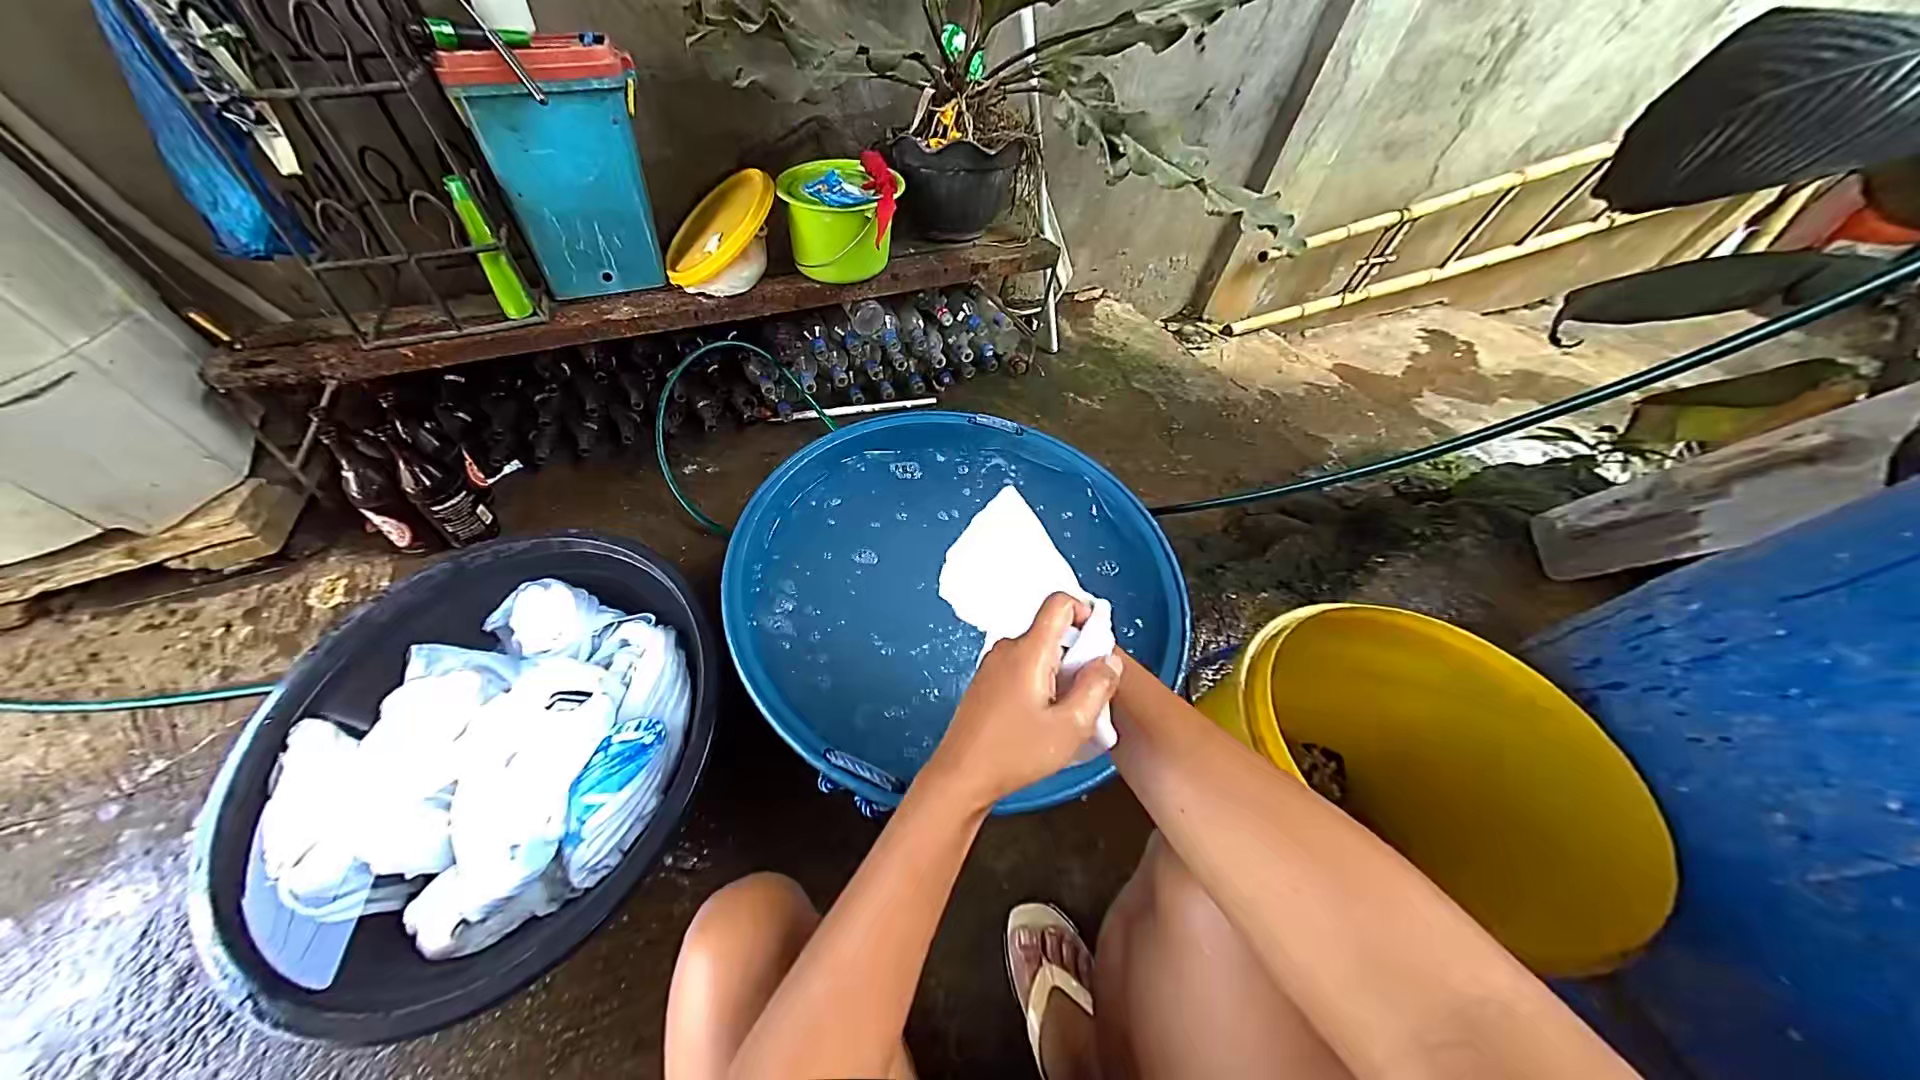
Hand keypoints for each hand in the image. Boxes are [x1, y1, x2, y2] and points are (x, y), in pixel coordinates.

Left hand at [920, 592, 1123, 812]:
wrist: (962, 775)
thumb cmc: (1012, 753)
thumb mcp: (1071, 726)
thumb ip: (1097, 688)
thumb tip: (1109, 662)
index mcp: (1028, 652)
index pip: (1058, 603)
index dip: (1085, 612)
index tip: (1098, 642)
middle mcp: (1007, 650)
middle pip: (1051, 630)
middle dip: (1077, 653)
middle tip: (1087, 691)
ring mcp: (993, 665)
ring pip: (1038, 651)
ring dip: (1059, 671)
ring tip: (1064, 711)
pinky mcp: (987, 681)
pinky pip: (1021, 667)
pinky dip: (1040, 681)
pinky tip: (1042, 716)